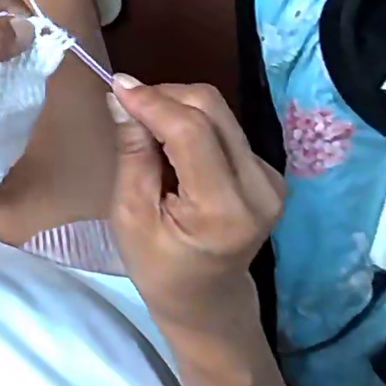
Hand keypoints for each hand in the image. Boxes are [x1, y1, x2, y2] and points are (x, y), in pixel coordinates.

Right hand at [108, 78, 286, 344]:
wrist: (207, 301)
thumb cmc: (158, 265)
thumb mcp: (130, 215)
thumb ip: (132, 154)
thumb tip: (120, 98)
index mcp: (224, 209)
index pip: (191, 132)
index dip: (152, 101)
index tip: (116, 85)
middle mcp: (259, 187)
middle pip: (210, 109)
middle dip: (163, 96)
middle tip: (126, 106)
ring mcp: (270, 177)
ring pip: (218, 110)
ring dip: (175, 105)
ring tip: (144, 127)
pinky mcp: (267, 170)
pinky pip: (223, 124)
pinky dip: (188, 119)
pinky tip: (169, 143)